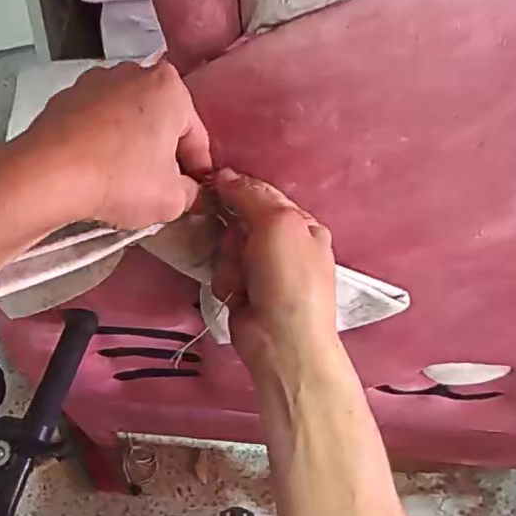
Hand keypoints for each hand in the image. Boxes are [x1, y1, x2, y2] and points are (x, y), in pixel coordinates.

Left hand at [10, 60, 212, 229]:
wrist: (48, 176)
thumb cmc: (115, 178)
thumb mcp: (172, 199)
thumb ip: (191, 193)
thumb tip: (185, 191)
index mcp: (169, 87)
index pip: (196, 135)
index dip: (197, 169)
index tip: (193, 189)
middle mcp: (132, 75)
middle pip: (160, 122)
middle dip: (162, 155)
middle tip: (160, 190)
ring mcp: (95, 84)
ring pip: (127, 122)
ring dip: (131, 150)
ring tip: (124, 186)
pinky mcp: (66, 101)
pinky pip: (96, 127)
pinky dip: (101, 147)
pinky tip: (98, 176)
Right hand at [210, 169, 339, 376]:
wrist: (282, 340)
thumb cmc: (290, 278)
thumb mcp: (279, 224)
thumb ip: (252, 195)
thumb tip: (224, 174)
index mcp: (301, 225)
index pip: (262, 195)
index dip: (238, 190)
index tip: (213, 184)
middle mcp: (283, 245)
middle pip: (239, 222)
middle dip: (236, 236)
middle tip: (244, 249)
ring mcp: (262, 270)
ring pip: (227, 248)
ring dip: (230, 263)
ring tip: (244, 282)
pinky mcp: (242, 291)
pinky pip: (222, 273)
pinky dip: (227, 283)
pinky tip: (239, 296)